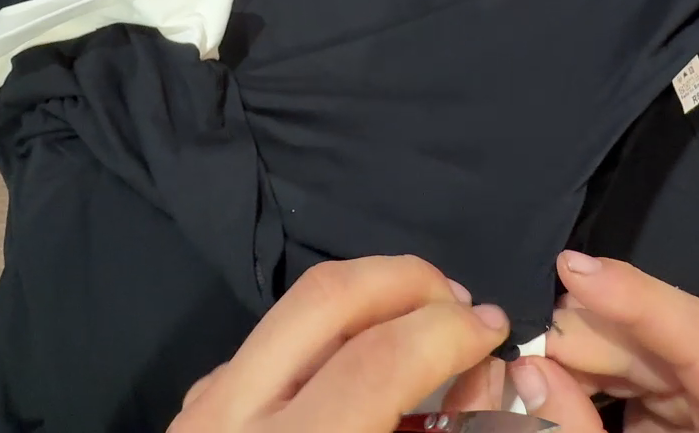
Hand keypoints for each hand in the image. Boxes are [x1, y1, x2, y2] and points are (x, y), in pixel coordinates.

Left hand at [170, 255, 511, 432]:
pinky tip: (374, 343)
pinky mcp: (202, 401)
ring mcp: (206, 404)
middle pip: (325, 297)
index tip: (496, 328)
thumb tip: (482, 368)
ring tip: (428, 306)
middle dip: (409, 279)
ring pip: (298, 299)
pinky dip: (340, 320)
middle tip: (462, 301)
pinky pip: (281, 332)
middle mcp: (229, 421)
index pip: (374, 365)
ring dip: (376, 287)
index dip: (448, 333)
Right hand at [506, 252, 698, 432]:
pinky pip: (654, 382)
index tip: (569, 270)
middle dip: (593, 336)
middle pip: (667, 342)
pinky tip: (570, 385)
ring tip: (542, 364)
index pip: (698, 335)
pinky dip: (608, 382)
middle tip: (532, 342)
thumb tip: (529, 366)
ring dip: (593, 358)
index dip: (632, 297)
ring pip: (654, 356)